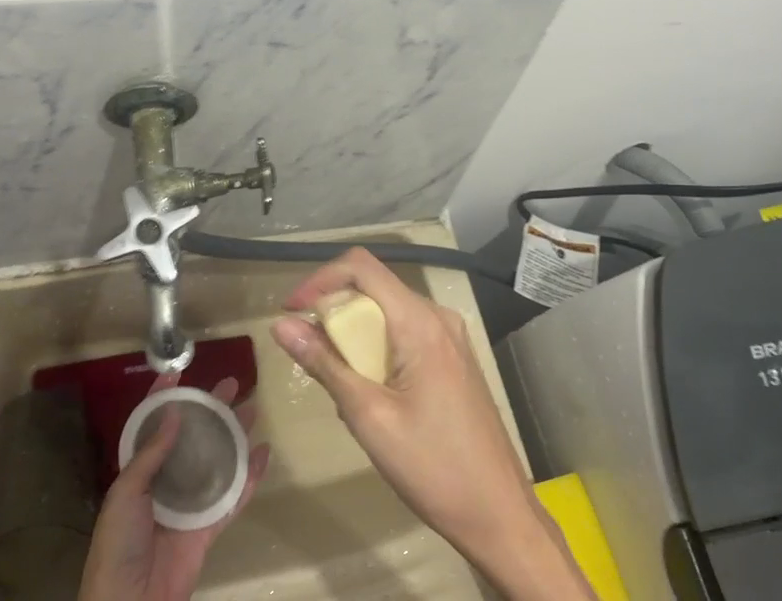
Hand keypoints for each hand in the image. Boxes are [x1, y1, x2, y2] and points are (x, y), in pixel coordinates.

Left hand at [77, 375, 270, 600]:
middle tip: (233, 384)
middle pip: (193, 437)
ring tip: (253, 409)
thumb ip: (151, 454)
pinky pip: (232, 498)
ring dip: (234, 436)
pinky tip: (262, 455)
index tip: (182, 370)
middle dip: (211, 410)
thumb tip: (175, 412)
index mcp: (139, 471)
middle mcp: (166, 481)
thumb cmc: (118, 544)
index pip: (153, 425)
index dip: (165, 398)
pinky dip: (249, 478)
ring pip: (217, 461)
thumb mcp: (126, 493)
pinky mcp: (208, 527)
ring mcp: (190, 504)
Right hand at [270, 249, 593, 600]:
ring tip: (344, 392)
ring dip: (355, 339)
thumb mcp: (368, 417)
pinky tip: (373, 399)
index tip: (291, 313)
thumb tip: (282, 325)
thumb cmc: (432, 467)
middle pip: (373, 289)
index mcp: (420, 323)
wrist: (499, 514)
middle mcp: (438, 318)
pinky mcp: (453, 359)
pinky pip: (404, 335)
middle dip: (335, 315)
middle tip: (312, 360)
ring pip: (387, 314)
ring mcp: (450, 338)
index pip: (361, 267)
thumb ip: (324, 364)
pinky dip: (377, 352)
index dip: (319, 280)